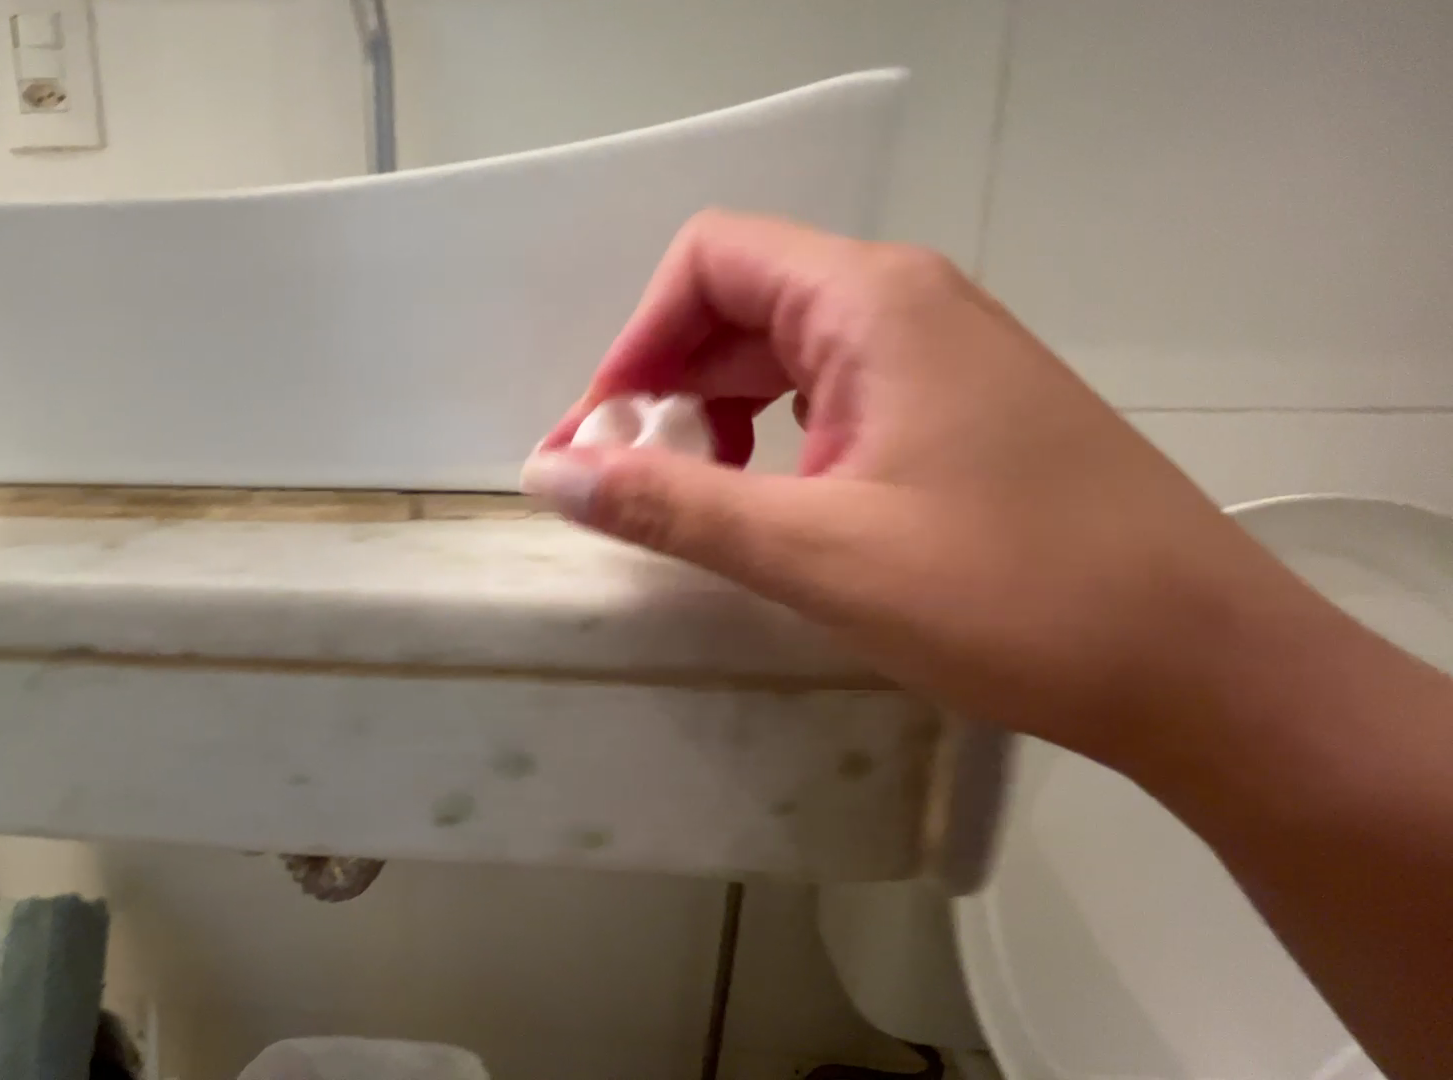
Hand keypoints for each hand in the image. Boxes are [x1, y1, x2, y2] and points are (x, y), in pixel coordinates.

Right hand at [523, 210, 1298, 762]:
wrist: (1204, 670)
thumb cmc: (1012, 598)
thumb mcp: (815, 553)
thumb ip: (670, 506)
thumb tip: (551, 474)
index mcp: (871, 303)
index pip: (708, 261)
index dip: (635, 341)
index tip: (602, 437)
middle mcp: (902, 306)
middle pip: (735, 304)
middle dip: (660, 386)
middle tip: (616, 481)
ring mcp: (932, 359)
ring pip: (776, 355)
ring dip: (708, 416)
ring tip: (679, 498)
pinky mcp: (948, 413)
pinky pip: (822, 397)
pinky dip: (763, 440)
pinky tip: (756, 503)